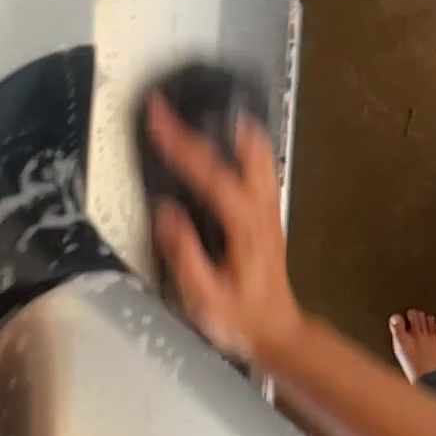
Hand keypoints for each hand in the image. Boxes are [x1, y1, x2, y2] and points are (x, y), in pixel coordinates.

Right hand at [146, 92, 305, 361]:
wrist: (276, 332)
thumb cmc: (240, 318)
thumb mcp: (204, 296)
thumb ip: (184, 253)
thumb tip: (166, 212)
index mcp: (243, 226)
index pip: (211, 173)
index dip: (182, 142)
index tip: (158, 117)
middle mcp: (262, 211)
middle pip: (249, 151)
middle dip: (215, 123)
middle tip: (187, 103)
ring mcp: (271, 211)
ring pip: (262, 156)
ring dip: (237, 130)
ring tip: (213, 109)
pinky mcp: (271, 216)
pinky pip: (263, 169)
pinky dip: (248, 147)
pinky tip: (234, 142)